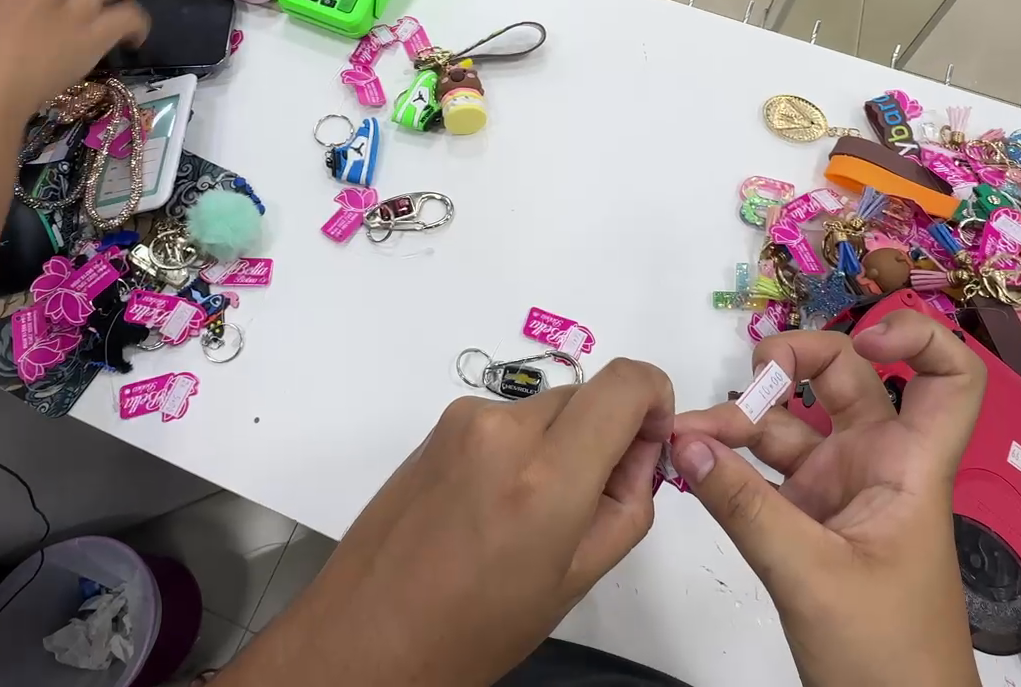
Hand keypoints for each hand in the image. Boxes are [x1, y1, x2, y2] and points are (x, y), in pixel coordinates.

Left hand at [223, 360, 673, 686]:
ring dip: (559, 442)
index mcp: (545, 474)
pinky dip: (520, 447)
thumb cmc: (478, 627)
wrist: (366, 636)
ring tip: (527, 512)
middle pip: (586, 396)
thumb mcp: (576, 577)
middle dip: (605, 434)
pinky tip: (493, 502)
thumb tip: (643, 447)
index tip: (649, 441)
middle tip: (588, 500)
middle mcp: (504, 427)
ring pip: (547, 408)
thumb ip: (628, 501)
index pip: (625, 382)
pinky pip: (507, 419)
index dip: (655, 398)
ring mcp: (465, 419)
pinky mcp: (439, 423)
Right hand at [670, 312, 983, 686]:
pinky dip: (729, 460)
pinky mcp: (808, 514)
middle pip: (845, 378)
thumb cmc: (885, 655)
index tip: (865, 340)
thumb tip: (684, 442)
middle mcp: (875, 461)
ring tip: (687, 434)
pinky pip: (765, 468)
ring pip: (792, 422)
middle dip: (794, 362)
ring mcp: (839, 486)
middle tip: (751, 375)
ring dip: (741, 420)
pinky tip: (692, 460)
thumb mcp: (811, 576)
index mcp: (908, 465)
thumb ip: (744, 506)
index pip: (948, 380)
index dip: (917, 338)